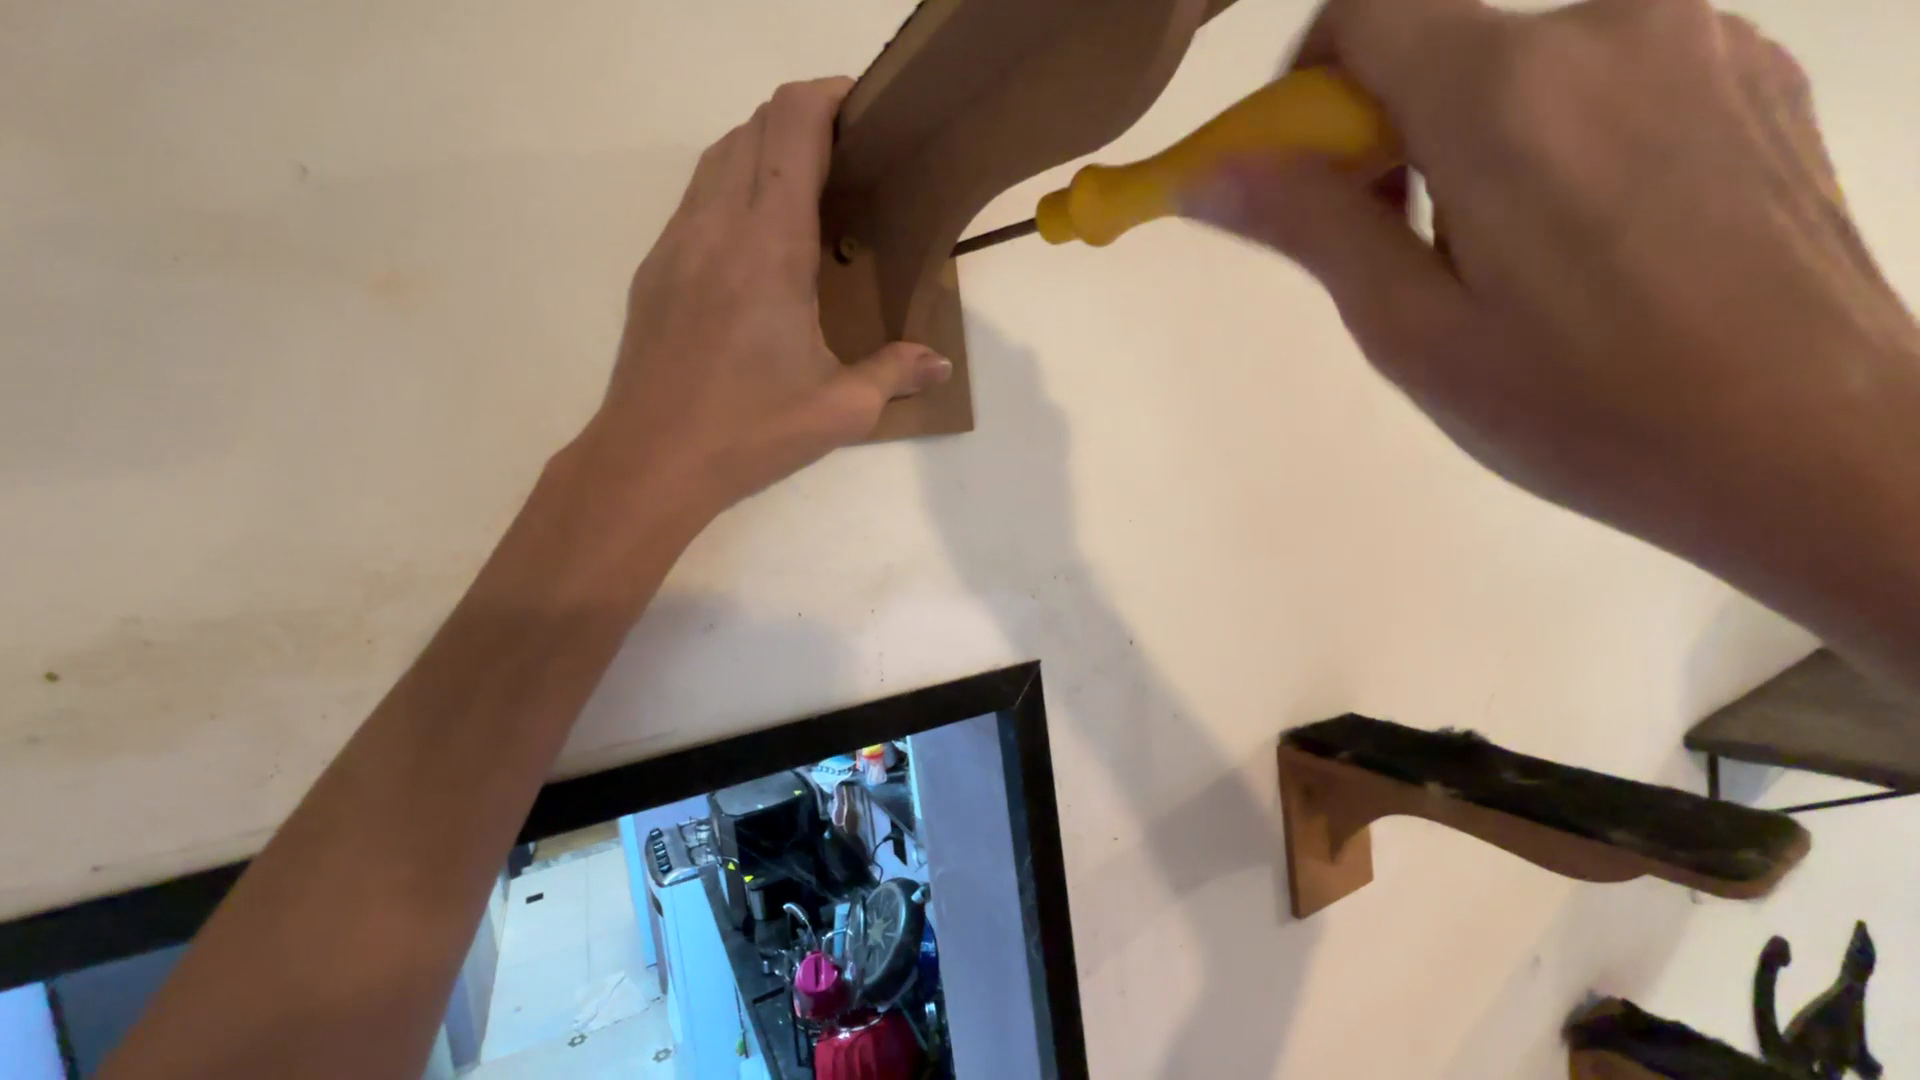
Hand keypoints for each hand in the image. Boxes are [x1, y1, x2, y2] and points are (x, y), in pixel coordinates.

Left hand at [576, 77, 950, 517]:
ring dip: (762, 151)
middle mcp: (717, 226)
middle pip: (753, 127)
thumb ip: (894, 374)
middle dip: (801, 120)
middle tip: (845, 158)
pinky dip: (732, 189)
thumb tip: (938, 365)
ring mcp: (676, 243)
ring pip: (717, 157)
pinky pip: (696, 198)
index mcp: (769, 246)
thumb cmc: (749, 431)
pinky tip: (757, 243)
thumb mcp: (839, 410)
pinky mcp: (655, 268)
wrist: (651, 459)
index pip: (791, 128)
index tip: (860, 107)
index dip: (826, 97)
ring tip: (804, 192)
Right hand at [1184, 0, 1919, 560]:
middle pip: (1441, 44)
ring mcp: (1701, 40)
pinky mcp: (1754, 76)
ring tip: (1504, 263)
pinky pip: (1606, 79)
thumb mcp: (1412, 329)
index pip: (1362, 13)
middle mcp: (1609, 23)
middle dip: (1389, 132)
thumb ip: (1309, 226)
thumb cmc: (1580, 405)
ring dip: (1472, 141)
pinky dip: (1555, 139)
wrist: (1813, 446)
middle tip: (1402, 251)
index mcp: (1507, 89)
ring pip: (1522, 66)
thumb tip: (1210, 171)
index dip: (1307, 87)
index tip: (1309, 178)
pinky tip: (1586, 244)